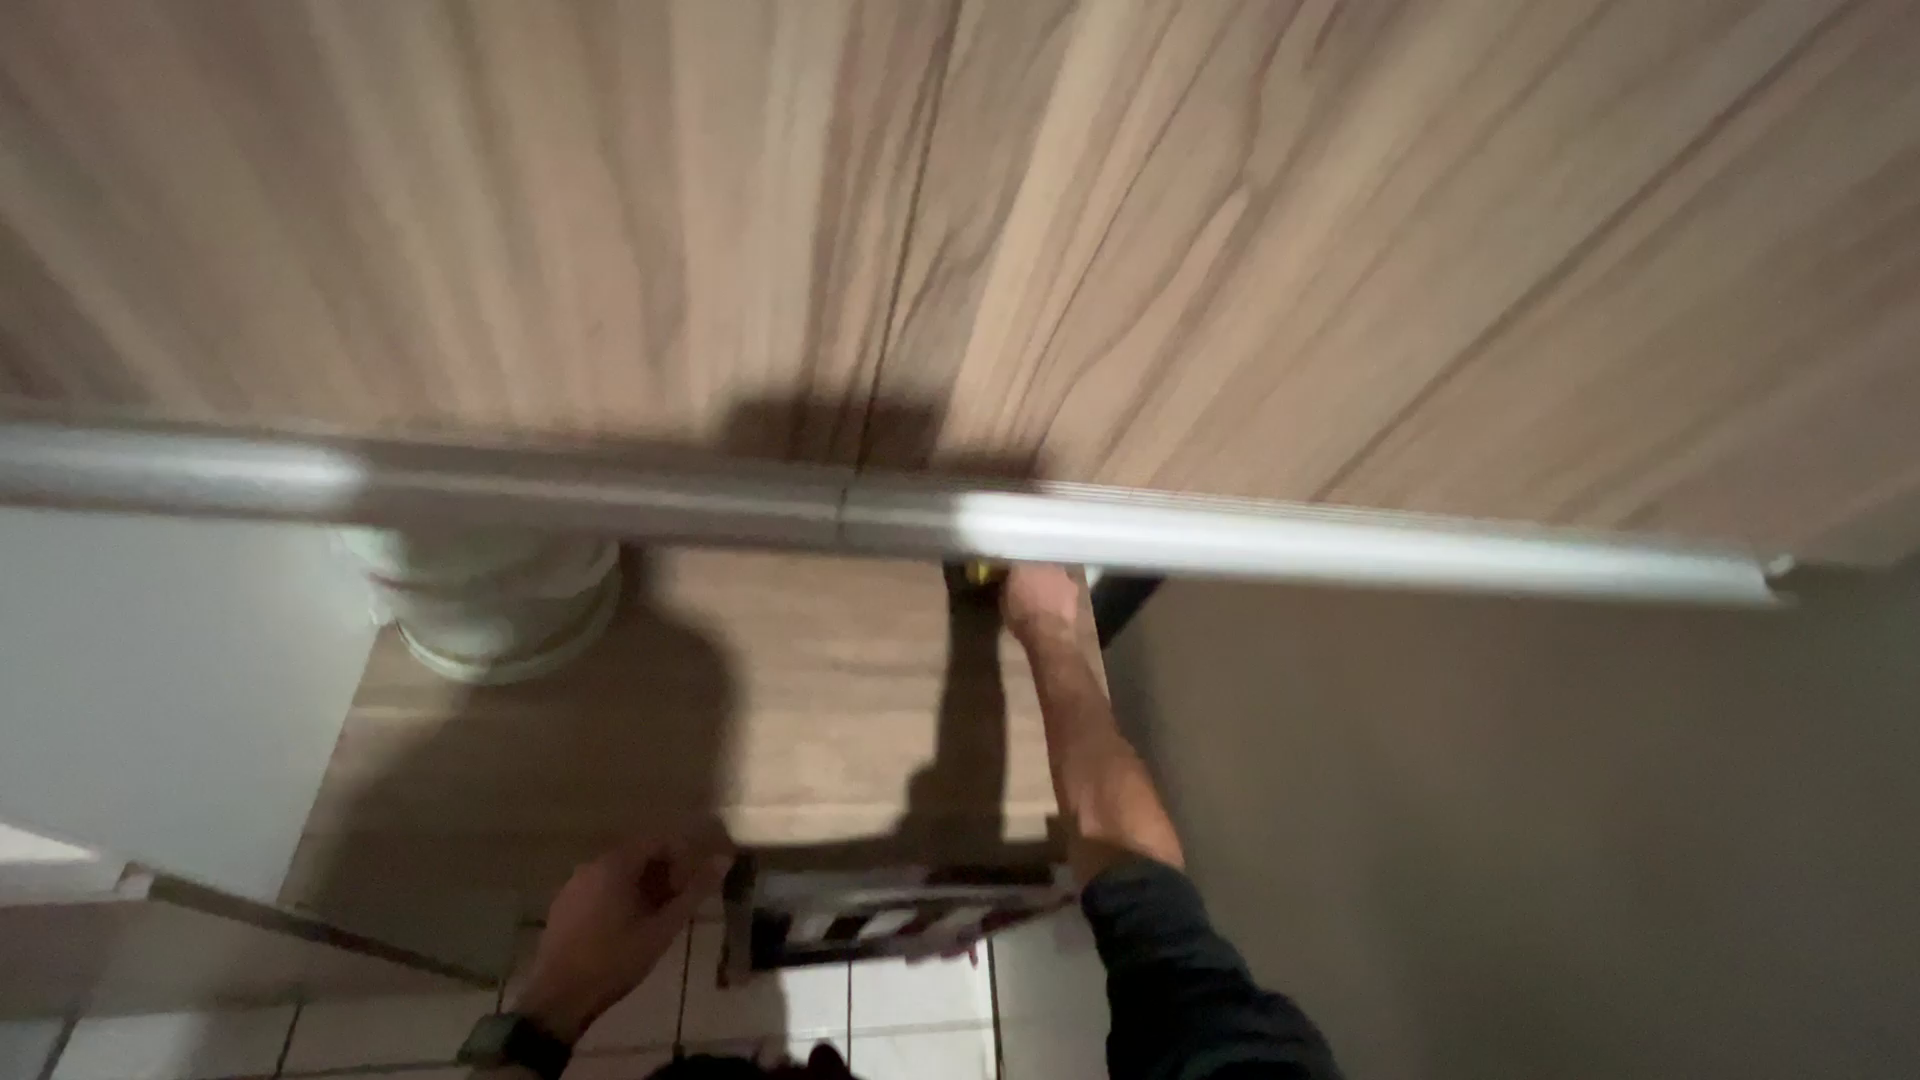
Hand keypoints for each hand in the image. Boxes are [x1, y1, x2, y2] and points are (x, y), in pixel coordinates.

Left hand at [511, 831, 733, 1042]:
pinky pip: (601, 887)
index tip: (695, 881)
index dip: (684, 855)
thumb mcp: (663, 928)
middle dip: (665, 871)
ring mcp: (573, 885)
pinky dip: (621, 895)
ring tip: (659, 913)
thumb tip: (724, 860)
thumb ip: (695, 891)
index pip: (659, 840)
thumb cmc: (615, 961)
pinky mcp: (563, 906)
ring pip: (619, 871)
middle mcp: (591, 865)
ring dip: (645, 884)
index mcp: (615, 864)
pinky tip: (630, 924)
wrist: (556, 1003)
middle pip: (639, 854)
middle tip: (681, 899)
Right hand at [999, 562, 1084, 645]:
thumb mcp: (1004, 604)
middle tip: (1031, 590)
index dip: (1014, 576)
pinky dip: (1062, 592)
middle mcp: (1041, 564)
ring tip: (1047, 597)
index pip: (1015, 566)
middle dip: (1034, 577)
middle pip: (1036, 567)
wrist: (1049, 631)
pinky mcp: (1074, 585)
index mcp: (1020, 567)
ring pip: (1052, 574)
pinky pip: (1065, 585)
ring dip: (1050, 582)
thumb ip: (1006, 588)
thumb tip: (1009, 584)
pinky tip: (1060, 602)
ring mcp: (1060, 573)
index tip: (1013, 585)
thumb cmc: (1021, 619)